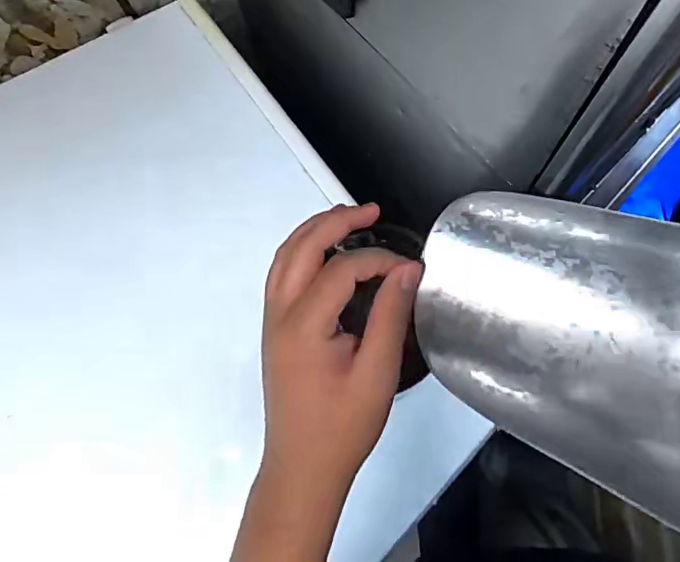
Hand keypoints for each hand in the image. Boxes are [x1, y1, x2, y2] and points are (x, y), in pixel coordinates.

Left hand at [233, 203, 422, 561]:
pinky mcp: (273, 325)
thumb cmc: (340, 429)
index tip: (408, 268)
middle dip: (338, 220)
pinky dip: (303, 247)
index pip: (342, 268)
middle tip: (371, 210)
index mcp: (303, 324)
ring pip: (287, 253)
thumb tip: (407, 270)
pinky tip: (323, 247)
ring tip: (348, 216)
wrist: (301, 469)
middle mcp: (280, 312)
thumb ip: (390, 316)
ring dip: (316, 228)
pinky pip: (282, 269)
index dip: (378, 260)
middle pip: (304, 245)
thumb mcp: (376, 375)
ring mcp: (271, 317)